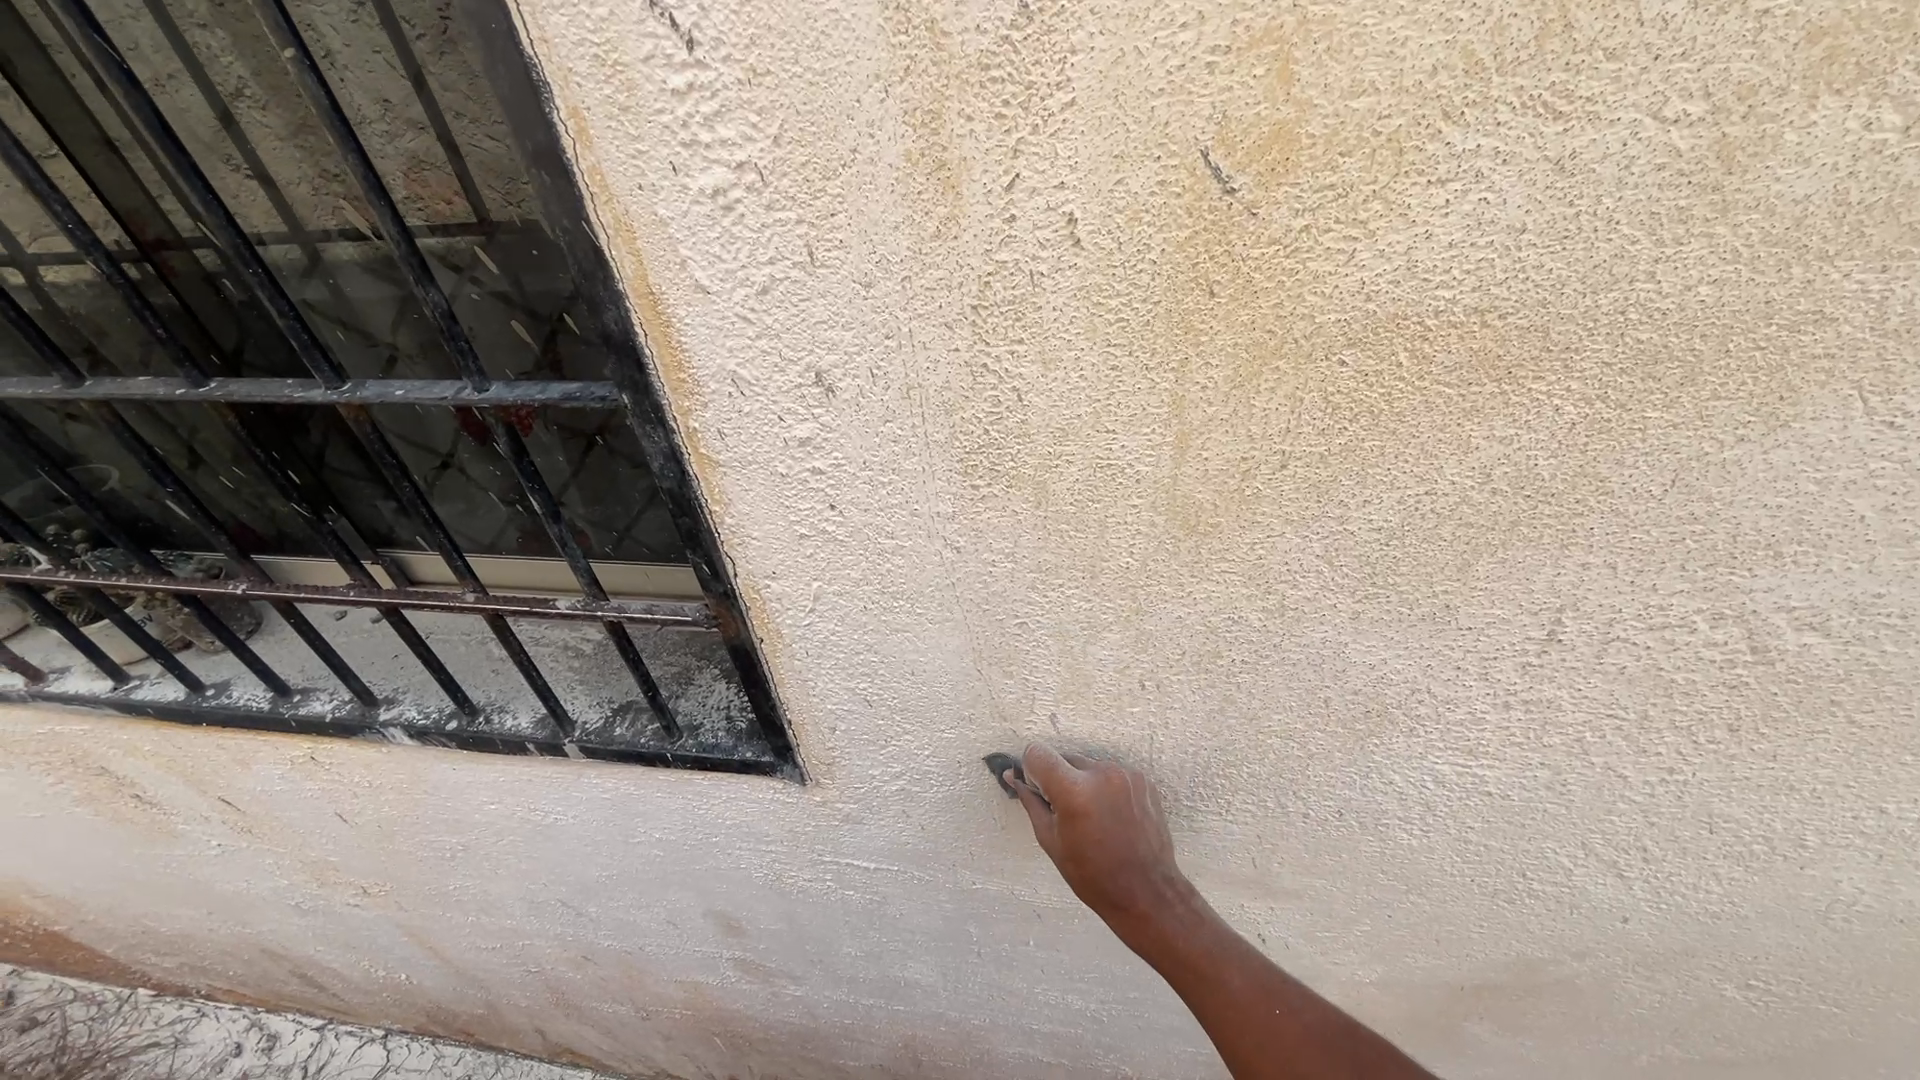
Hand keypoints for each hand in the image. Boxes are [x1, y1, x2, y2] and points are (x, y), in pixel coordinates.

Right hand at [1008, 742, 1197, 938]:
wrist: (1146, 891)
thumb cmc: (1095, 875)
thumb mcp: (1051, 840)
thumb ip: (1031, 801)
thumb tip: (1013, 777)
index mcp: (1075, 791)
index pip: (1038, 753)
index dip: (1032, 770)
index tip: (1038, 788)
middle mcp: (1102, 775)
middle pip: (1064, 758)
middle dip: (1058, 779)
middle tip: (1066, 812)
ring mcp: (1125, 775)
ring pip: (1088, 765)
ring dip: (1083, 782)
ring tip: (1092, 817)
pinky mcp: (1141, 779)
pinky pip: (1111, 772)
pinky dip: (1105, 787)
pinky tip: (1110, 815)